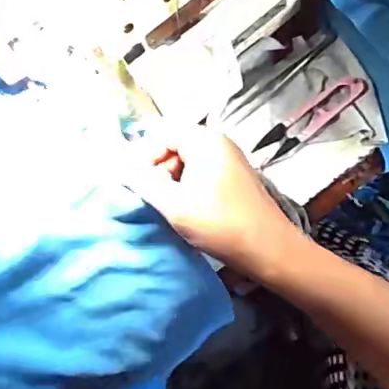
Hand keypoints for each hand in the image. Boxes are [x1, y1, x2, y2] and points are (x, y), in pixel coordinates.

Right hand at [126, 121, 306, 275]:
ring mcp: (226, 160)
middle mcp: (217, 143)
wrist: (271, 252)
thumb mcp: (174, 205)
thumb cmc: (221, 225)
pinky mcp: (231, 178)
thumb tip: (117, 167)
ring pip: (183, 162)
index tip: (132, 184)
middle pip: (171, 146)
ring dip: (169, 182)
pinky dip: (184, 188)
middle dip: (155, 170)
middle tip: (148, 198)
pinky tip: (183, 210)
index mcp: (205, 141)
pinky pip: (197, 173)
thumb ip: (142, 182)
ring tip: (165, 207)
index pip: (159, 135)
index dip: (142, 157)